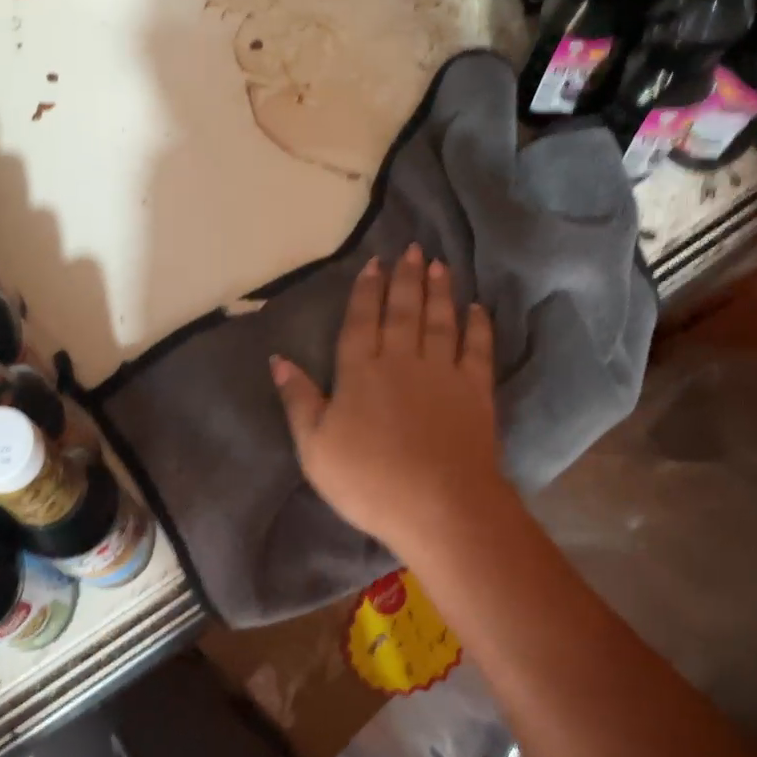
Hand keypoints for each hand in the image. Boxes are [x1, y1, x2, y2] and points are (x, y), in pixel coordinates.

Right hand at [272, 243, 509, 554]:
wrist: (440, 506)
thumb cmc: (368, 481)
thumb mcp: (315, 447)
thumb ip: (298, 400)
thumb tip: (278, 360)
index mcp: (359, 372)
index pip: (361, 320)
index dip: (367, 290)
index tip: (374, 264)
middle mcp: (401, 360)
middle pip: (403, 311)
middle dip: (406, 279)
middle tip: (412, 250)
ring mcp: (443, 373)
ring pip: (440, 321)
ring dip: (439, 292)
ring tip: (439, 266)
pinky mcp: (476, 391)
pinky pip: (477, 349)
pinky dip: (477, 326)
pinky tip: (477, 309)